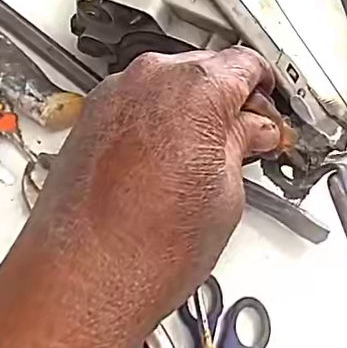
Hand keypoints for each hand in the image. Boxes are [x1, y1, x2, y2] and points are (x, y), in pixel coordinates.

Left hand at [0, 48, 282, 347]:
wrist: (78, 283)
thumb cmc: (143, 251)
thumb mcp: (226, 194)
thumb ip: (242, 146)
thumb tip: (250, 133)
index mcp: (195, 87)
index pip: (246, 63)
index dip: (265, 88)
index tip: (268, 105)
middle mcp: (150, 79)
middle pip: (206, 70)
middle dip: (230, 101)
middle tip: (247, 135)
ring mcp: (114, 95)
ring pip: (170, 86)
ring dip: (193, 112)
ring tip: (208, 157)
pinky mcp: (90, 117)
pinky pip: (139, 103)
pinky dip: (159, 121)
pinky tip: (173, 161)